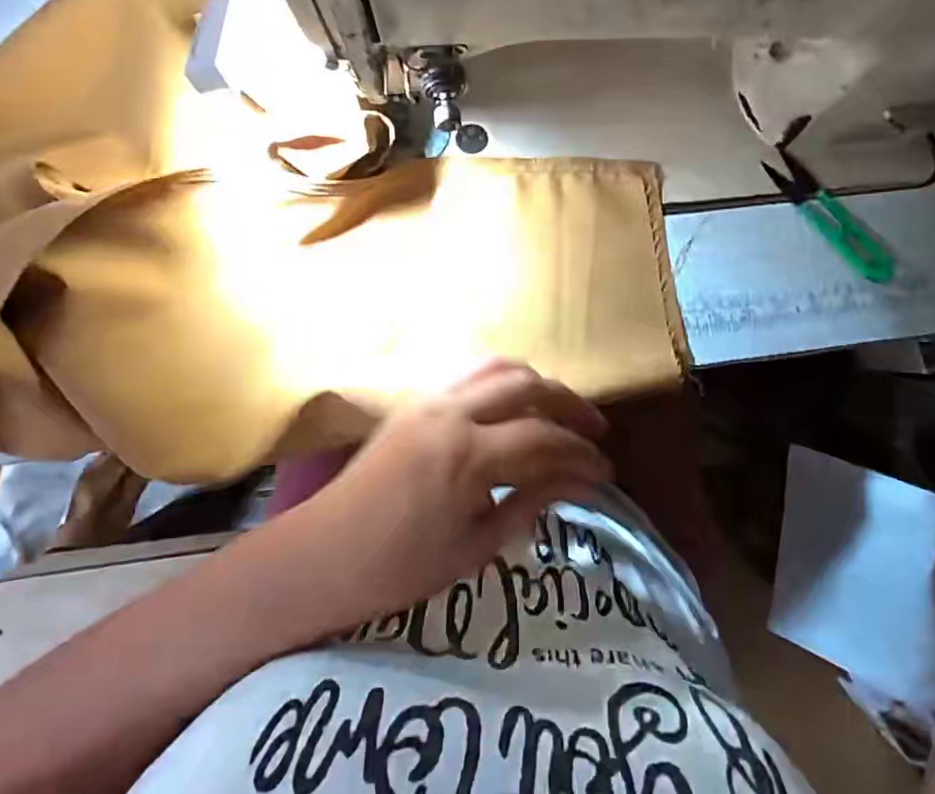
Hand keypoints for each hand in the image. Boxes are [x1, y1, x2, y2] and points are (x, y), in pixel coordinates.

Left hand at [266, 360, 610, 635]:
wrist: (327, 553)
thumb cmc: (401, 567)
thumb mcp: (477, 544)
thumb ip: (530, 500)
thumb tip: (579, 481)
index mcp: (468, 453)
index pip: (544, 438)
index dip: (583, 455)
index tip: (607, 472)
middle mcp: (450, 412)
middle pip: (526, 385)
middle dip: (568, 404)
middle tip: (594, 432)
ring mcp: (426, 400)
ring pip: (495, 368)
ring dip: (534, 384)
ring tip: (558, 413)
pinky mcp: (411, 402)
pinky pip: (466, 375)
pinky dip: (499, 382)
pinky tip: (512, 408)